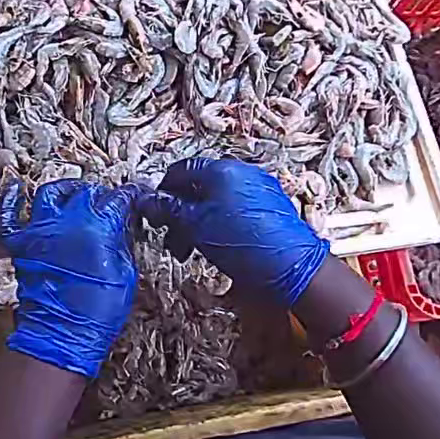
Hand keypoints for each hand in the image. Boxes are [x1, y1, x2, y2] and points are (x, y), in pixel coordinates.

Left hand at [0, 180, 139, 377]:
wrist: (62, 335)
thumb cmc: (97, 313)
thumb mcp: (125, 274)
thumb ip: (122, 242)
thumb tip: (121, 226)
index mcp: (99, 227)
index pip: (118, 199)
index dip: (129, 195)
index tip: (134, 195)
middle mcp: (68, 221)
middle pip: (86, 193)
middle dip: (100, 195)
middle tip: (106, 202)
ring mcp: (41, 230)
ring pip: (51, 193)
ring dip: (65, 190)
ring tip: (73, 193)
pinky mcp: (21, 244)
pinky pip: (10, 215)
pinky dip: (11, 200)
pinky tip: (16, 188)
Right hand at [140, 158, 328, 306]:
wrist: (293, 268)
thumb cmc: (242, 242)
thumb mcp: (196, 226)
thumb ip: (169, 210)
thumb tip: (146, 200)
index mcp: (221, 170)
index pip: (180, 171)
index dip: (162, 192)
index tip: (154, 214)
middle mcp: (241, 173)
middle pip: (198, 187)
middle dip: (180, 213)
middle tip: (171, 238)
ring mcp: (258, 190)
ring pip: (216, 201)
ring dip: (197, 223)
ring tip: (191, 250)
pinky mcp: (270, 209)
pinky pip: (234, 210)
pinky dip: (219, 225)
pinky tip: (216, 247)